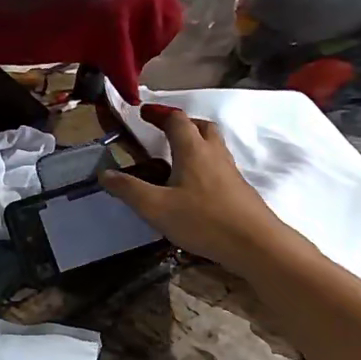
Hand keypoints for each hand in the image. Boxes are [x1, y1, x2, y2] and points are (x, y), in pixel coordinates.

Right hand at [100, 105, 291, 270]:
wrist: (256, 245)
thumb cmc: (203, 220)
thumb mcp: (156, 207)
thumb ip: (128, 189)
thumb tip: (104, 174)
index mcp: (192, 149)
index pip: (176, 120)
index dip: (158, 114)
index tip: (143, 114)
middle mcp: (214, 153)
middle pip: (200, 126)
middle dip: (181, 124)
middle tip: (163, 133)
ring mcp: (230, 171)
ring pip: (213, 145)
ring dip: (194, 142)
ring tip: (175, 159)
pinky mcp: (238, 189)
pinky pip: (218, 165)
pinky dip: (203, 164)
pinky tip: (192, 186)